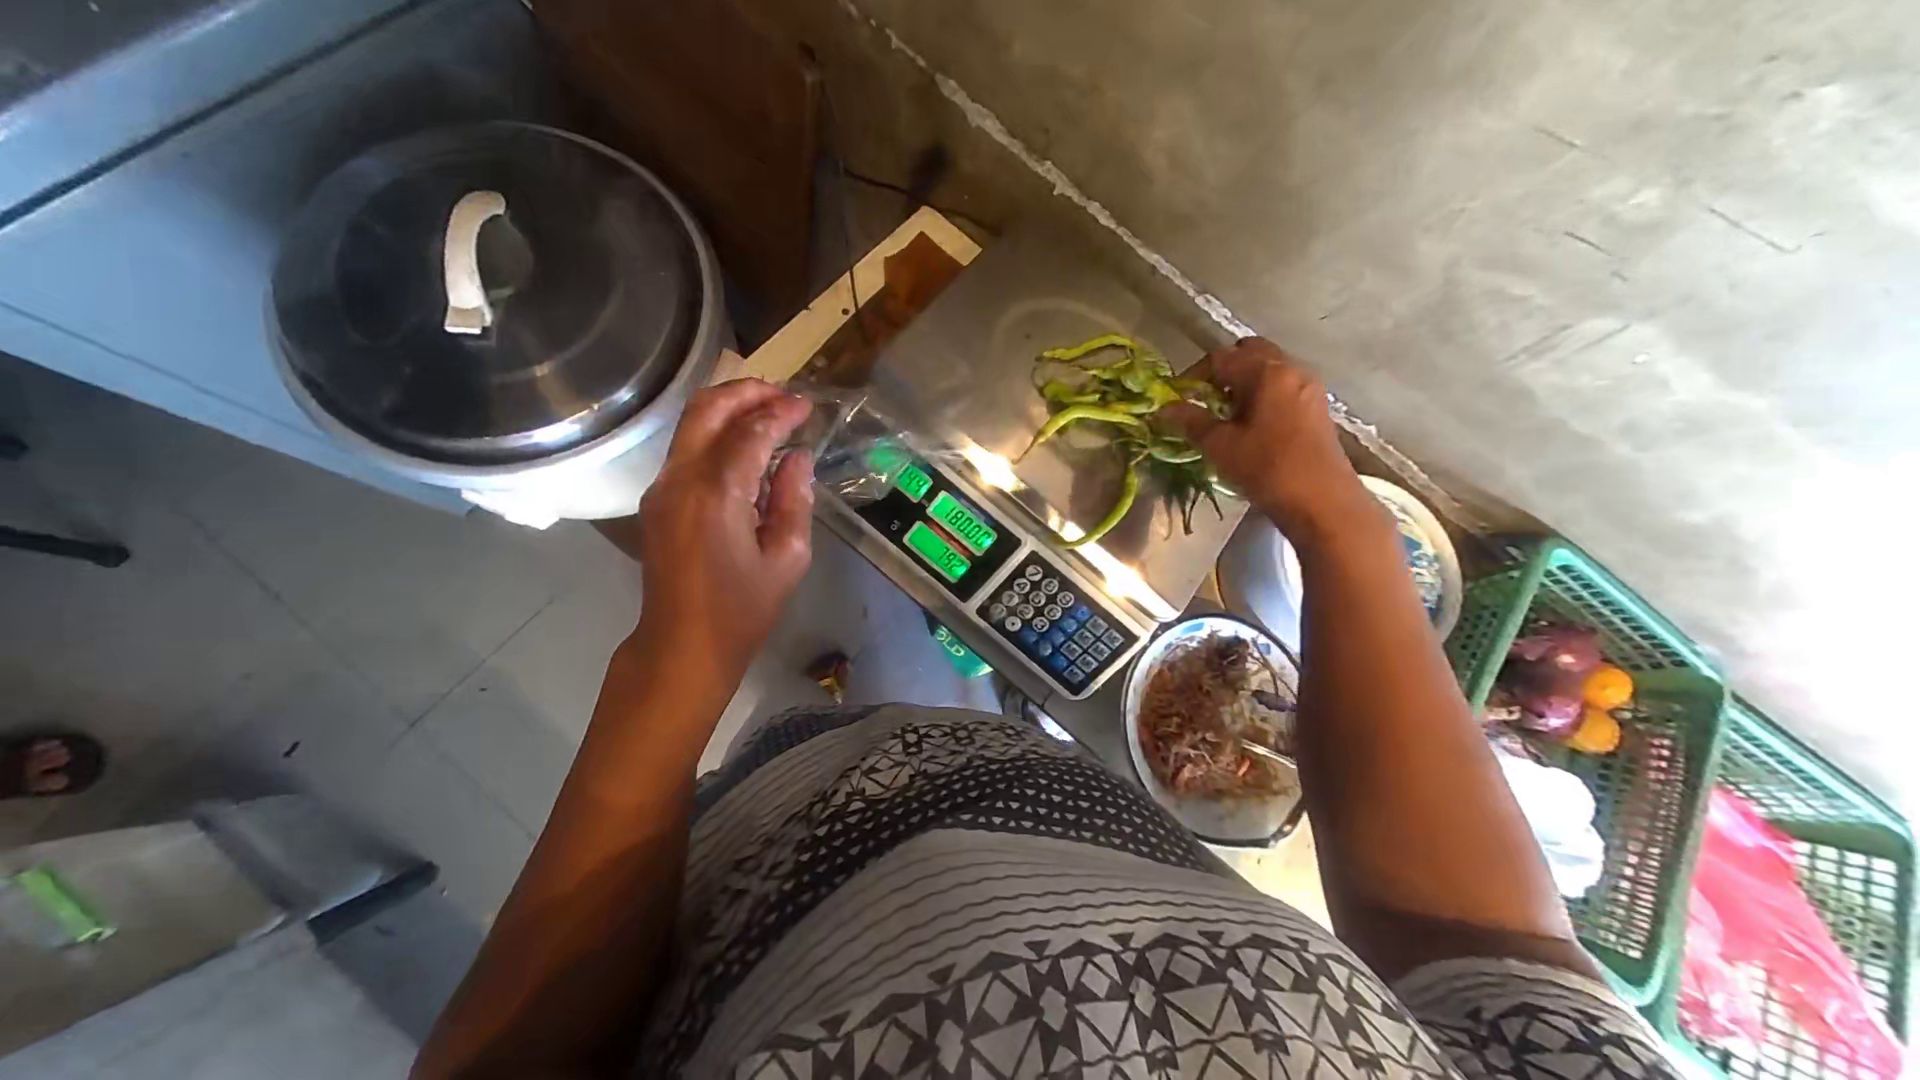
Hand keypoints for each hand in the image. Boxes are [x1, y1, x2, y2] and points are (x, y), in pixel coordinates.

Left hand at [632, 379, 813, 673]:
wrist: (682, 645)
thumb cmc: (742, 610)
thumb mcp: (788, 559)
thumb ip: (795, 500)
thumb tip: (798, 459)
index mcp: (717, 494)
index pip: (751, 432)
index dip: (781, 413)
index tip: (808, 407)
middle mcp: (681, 479)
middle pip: (708, 409)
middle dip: (748, 392)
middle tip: (784, 396)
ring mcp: (662, 487)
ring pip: (691, 423)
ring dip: (729, 408)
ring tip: (768, 412)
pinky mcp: (657, 499)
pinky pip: (687, 448)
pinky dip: (716, 433)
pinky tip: (745, 447)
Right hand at [1158, 337, 1378, 542]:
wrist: (1322, 502)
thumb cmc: (1268, 469)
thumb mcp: (1221, 446)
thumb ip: (1191, 421)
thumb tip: (1164, 409)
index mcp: (1267, 372)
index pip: (1221, 358)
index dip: (1193, 375)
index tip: (1177, 399)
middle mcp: (1291, 369)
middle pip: (1249, 354)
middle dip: (1222, 372)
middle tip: (1203, 400)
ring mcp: (1308, 386)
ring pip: (1268, 369)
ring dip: (1242, 383)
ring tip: (1224, 415)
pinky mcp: (1316, 406)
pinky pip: (1282, 386)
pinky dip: (1261, 395)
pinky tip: (1249, 425)